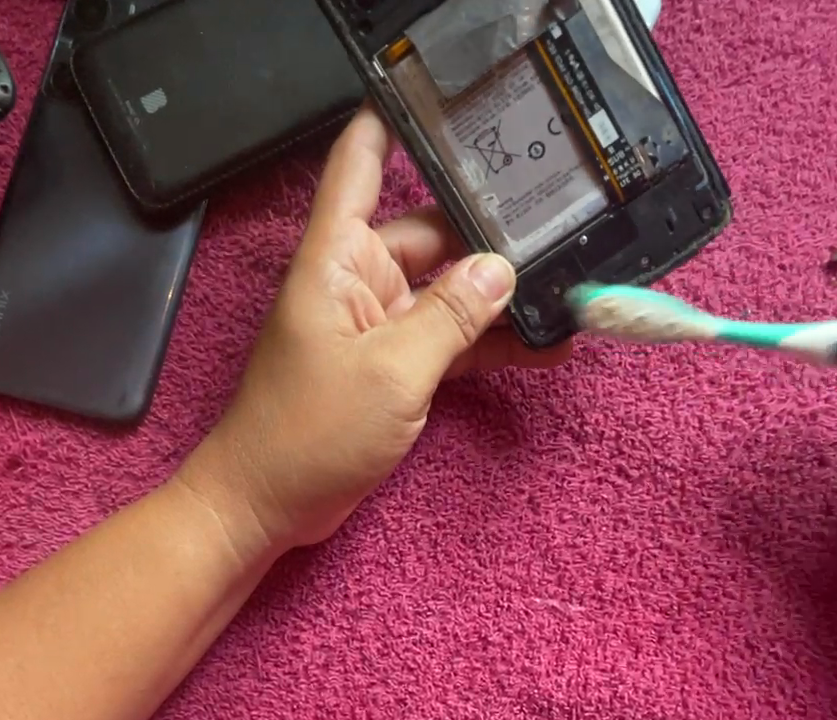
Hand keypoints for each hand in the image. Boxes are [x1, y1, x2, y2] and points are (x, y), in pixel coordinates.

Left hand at [178, 108, 571, 550]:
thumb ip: (449, 317)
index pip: (361, 165)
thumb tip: (501, 270)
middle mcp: (356, 282)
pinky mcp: (390, 369)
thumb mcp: (390, 371)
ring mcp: (376, 327)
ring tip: (565, 288)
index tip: (445, 101)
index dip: (395, 121)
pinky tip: (539, 346)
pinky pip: (444, 343)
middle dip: (486, 233)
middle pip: (428, 234)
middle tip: (559, 225)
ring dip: (494, 298)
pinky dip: (483, 346)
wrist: (271, 502)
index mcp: (337, 259)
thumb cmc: (309, 432)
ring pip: (444, 294)